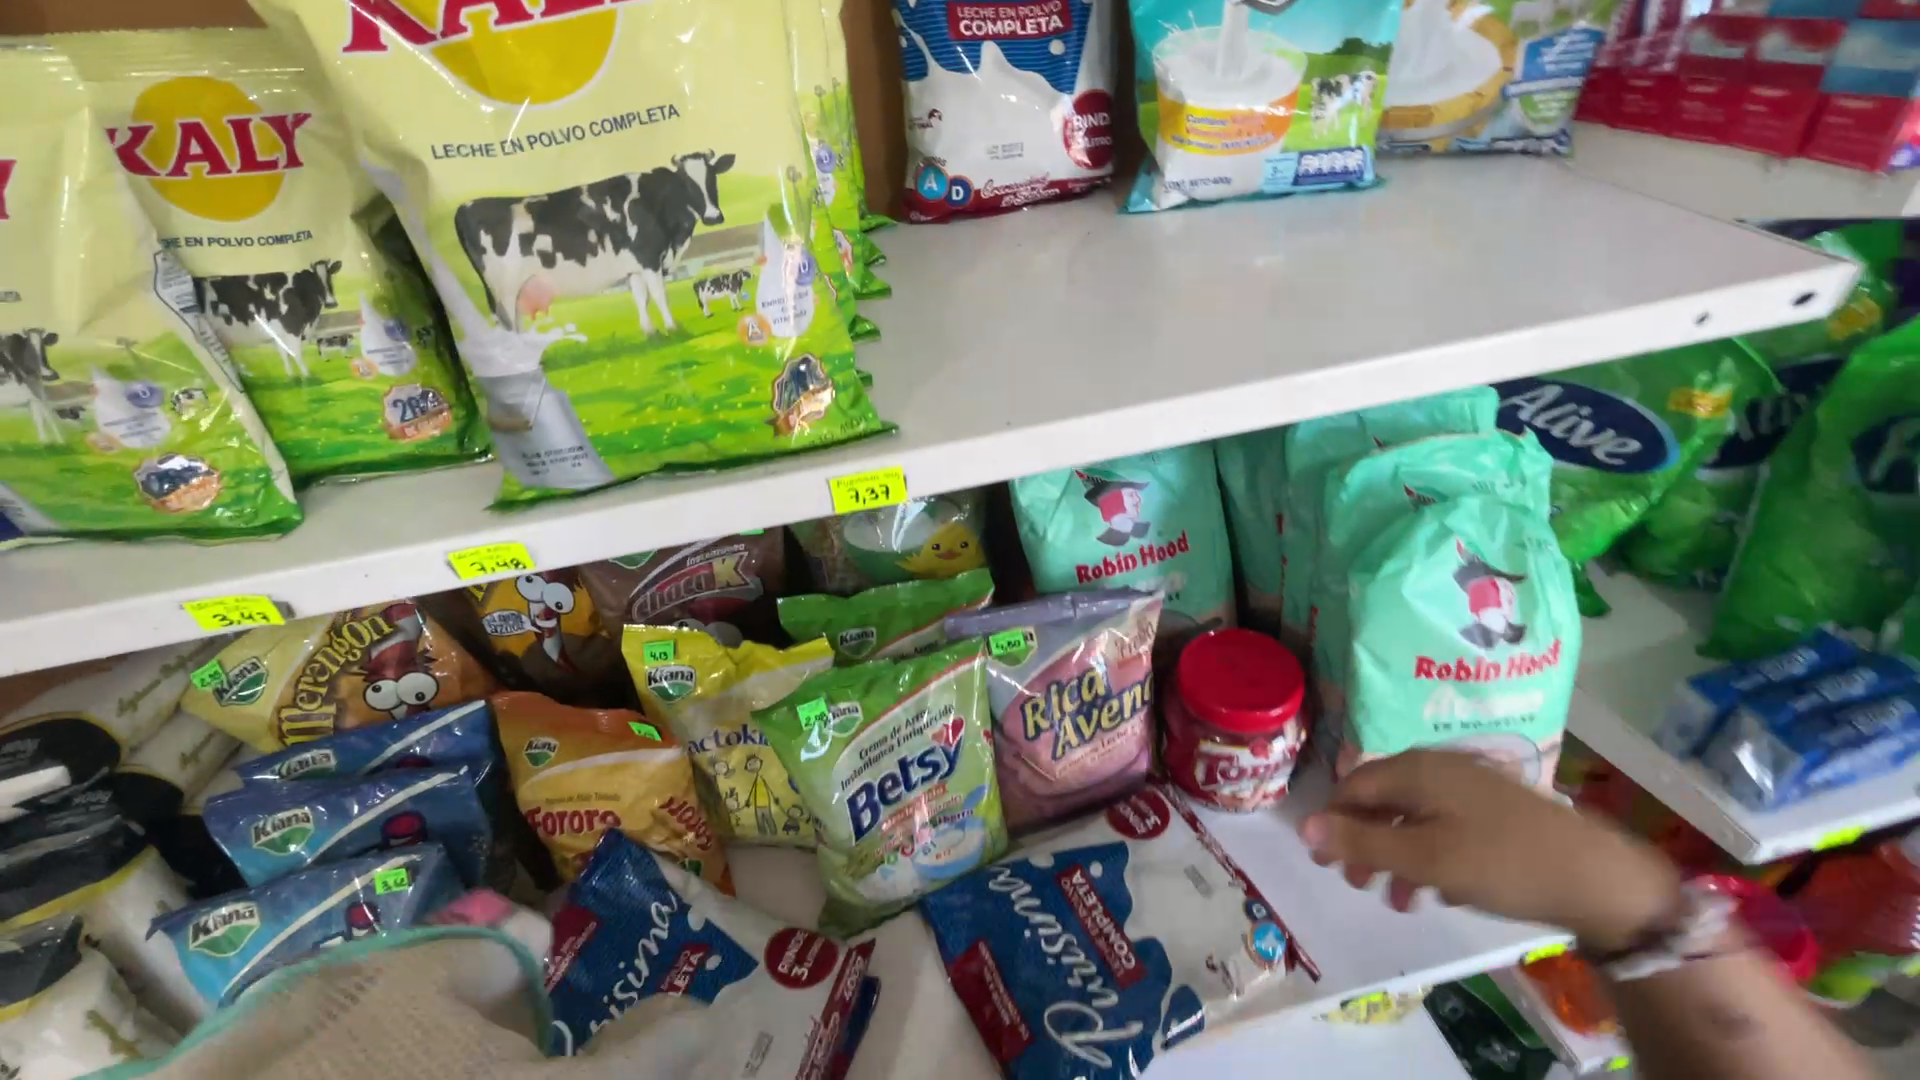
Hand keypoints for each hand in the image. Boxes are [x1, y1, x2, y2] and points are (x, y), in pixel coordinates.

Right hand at [1298, 750, 1682, 951]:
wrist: (1601, 879)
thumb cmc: (1500, 861)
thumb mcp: (1422, 857)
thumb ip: (1360, 840)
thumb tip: (1303, 825)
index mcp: (1414, 769)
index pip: (1351, 787)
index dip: (1332, 822)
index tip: (1325, 863)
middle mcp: (1436, 767)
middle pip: (1379, 801)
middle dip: (1363, 843)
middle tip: (1359, 884)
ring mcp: (1468, 786)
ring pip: (1411, 817)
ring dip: (1396, 856)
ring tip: (1400, 900)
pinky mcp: (1493, 808)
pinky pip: (1442, 825)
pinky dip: (1428, 855)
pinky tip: (1440, 891)